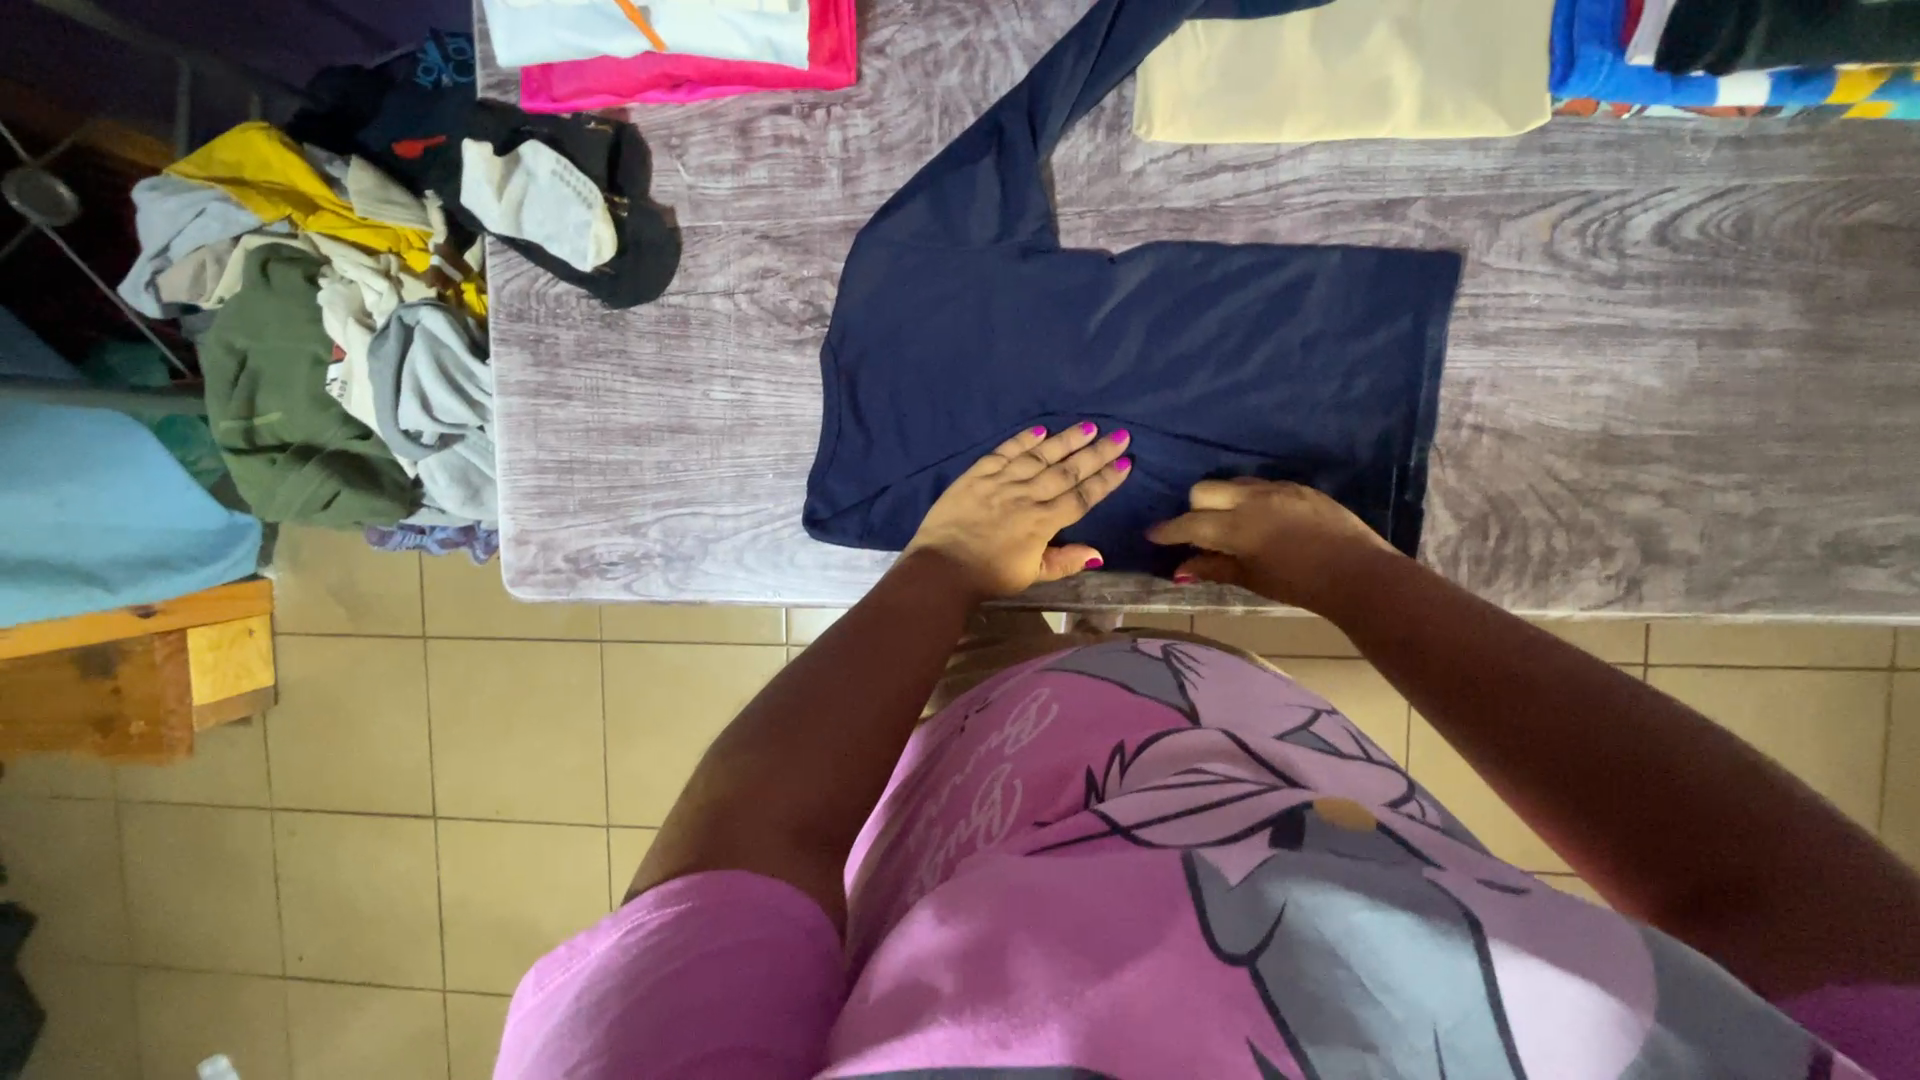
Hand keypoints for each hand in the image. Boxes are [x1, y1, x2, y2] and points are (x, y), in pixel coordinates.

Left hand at [905, 422, 1133, 598]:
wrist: (941, 569)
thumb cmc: (988, 577)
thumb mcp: (1030, 575)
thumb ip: (1064, 562)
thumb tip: (1098, 553)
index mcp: (1042, 523)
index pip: (1081, 497)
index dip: (1105, 481)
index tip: (1125, 463)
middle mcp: (1026, 496)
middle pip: (1067, 471)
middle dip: (1096, 454)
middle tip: (1119, 436)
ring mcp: (1001, 482)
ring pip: (1040, 456)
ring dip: (1066, 441)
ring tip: (1089, 427)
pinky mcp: (977, 475)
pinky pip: (1004, 452)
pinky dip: (1023, 440)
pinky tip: (1040, 430)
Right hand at [1146, 478, 1400, 611]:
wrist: (1359, 574)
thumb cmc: (1300, 585)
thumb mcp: (1252, 579)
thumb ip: (1213, 568)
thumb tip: (1179, 569)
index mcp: (1237, 526)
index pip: (1189, 523)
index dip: (1168, 531)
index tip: (1152, 535)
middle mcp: (1253, 499)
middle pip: (1204, 489)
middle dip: (1194, 508)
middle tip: (1199, 532)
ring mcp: (1278, 489)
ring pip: (1233, 483)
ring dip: (1222, 500)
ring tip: (1230, 524)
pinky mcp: (1300, 487)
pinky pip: (1262, 486)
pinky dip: (1251, 500)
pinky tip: (1263, 521)